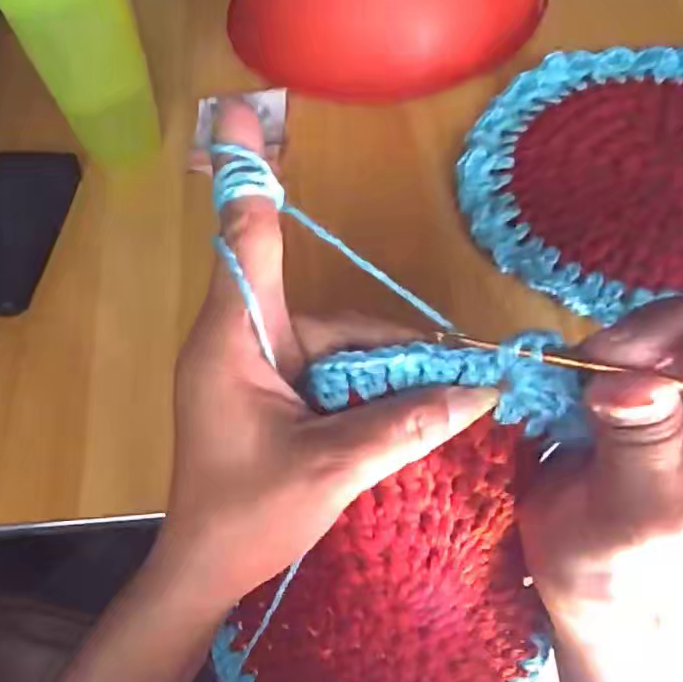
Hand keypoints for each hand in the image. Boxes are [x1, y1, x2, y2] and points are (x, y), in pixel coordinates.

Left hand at [147, 102, 499, 608]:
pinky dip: (357, 395)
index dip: (252, 179)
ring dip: (378, 378)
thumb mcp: (331, 469)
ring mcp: (247, 372)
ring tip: (436, 410)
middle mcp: (236, 344)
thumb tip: (478, 388)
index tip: (246, 113)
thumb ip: (403, 423)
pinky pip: (318, 376)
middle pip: (321, 313)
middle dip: (386, 345)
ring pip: (328, 350)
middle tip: (458, 375)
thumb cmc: (248, 518)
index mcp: (232, 343)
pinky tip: (396, 421)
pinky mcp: (259, 398)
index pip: (247, 244)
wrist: (204, 568)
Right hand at [520, 297, 682, 618]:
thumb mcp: (643, 524)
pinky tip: (583, 359)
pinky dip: (617, 344)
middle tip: (624, 351)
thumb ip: (643, 449)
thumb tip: (621, 380)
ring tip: (593, 354)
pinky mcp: (653, 388)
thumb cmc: (620, 573)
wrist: (563, 570)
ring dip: (652, 334)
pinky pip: (650, 344)